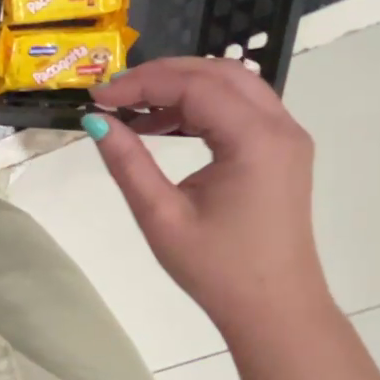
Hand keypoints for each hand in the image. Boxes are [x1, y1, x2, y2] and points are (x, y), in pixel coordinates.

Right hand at [84, 58, 330, 333]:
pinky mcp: (279, 150)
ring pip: (231, 84)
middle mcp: (279, 128)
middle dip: (160, 75)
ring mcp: (285, 137)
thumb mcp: (160, 215)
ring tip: (130, 107)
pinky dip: (197, 105)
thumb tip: (95, 121)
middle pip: (218, 73)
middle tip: (111, 94)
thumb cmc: (215, 266)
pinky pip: (238, 107)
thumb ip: (128, 162)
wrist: (273, 306)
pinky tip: (160, 125)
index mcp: (255, 141)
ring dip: (179, 86)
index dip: (141, 83)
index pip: (195, 86)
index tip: (97, 98)